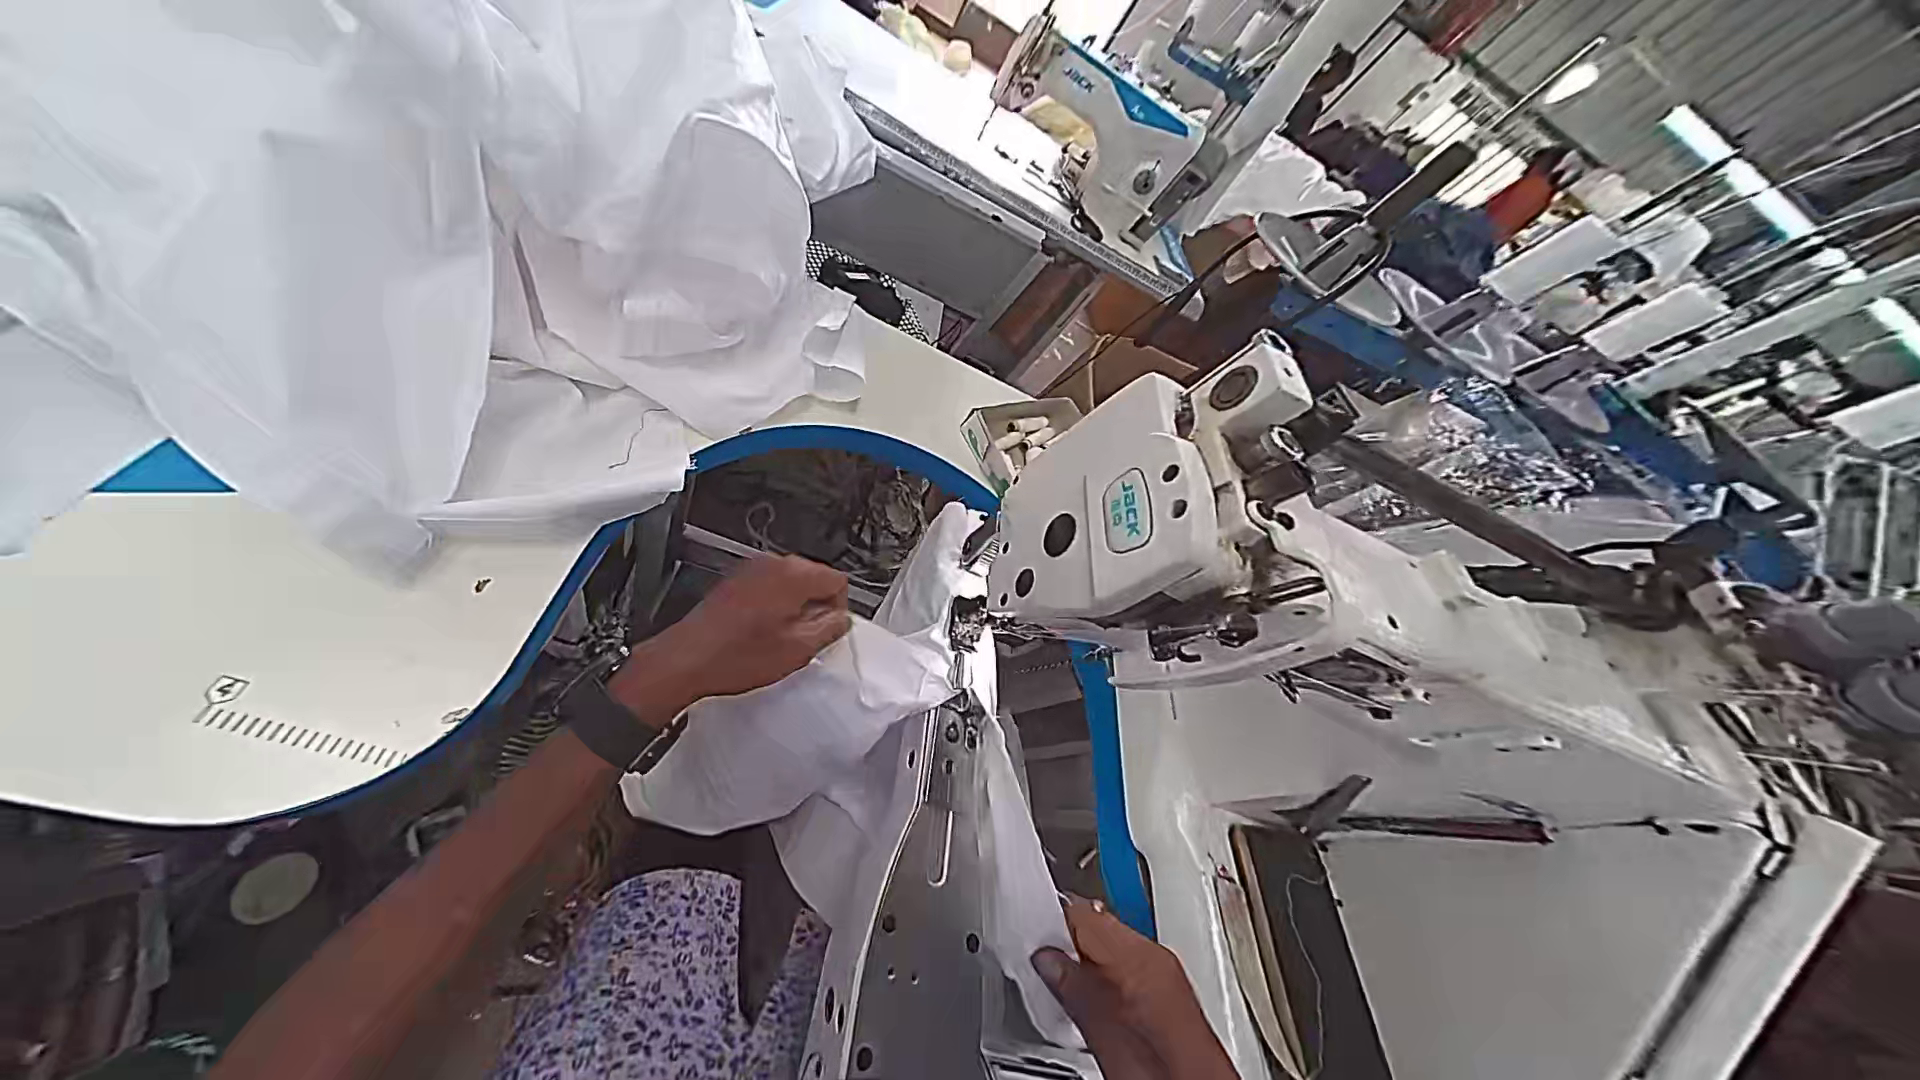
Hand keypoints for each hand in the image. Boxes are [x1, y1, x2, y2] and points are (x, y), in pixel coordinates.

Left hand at [609, 555, 850, 723]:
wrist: (685, 660)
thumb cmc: (732, 655)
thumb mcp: (798, 649)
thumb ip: (830, 629)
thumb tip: (840, 620)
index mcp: (793, 575)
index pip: (838, 581)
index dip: (838, 608)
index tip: (827, 628)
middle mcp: (772, 565)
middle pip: (815, 579)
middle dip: (815, 608)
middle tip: (803, 638)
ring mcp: (752, 571)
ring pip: (792, 585)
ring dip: (793, 608)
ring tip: (778, 638)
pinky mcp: (736, 582)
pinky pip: (770, 588)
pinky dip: (773, 607)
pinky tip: (761, 633)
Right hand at [1032, 901, 1238, 1079]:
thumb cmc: (1162, 1074)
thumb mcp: (1102, 1036)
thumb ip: (1072, 989)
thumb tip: (1046, 959)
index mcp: (1137, 957)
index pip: (1082, 912)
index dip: (1051, 921)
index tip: (1032, 939)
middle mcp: (1155, 957)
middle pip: (1098, 924)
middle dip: (1068, 940)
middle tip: (1043, 963)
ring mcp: (1165, 973)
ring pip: (1112, 944)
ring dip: (1086, 957)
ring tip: (1065, 987)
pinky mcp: (1169, 991)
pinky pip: (1128, 962)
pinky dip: (1106, 973)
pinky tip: (1094, 1001)